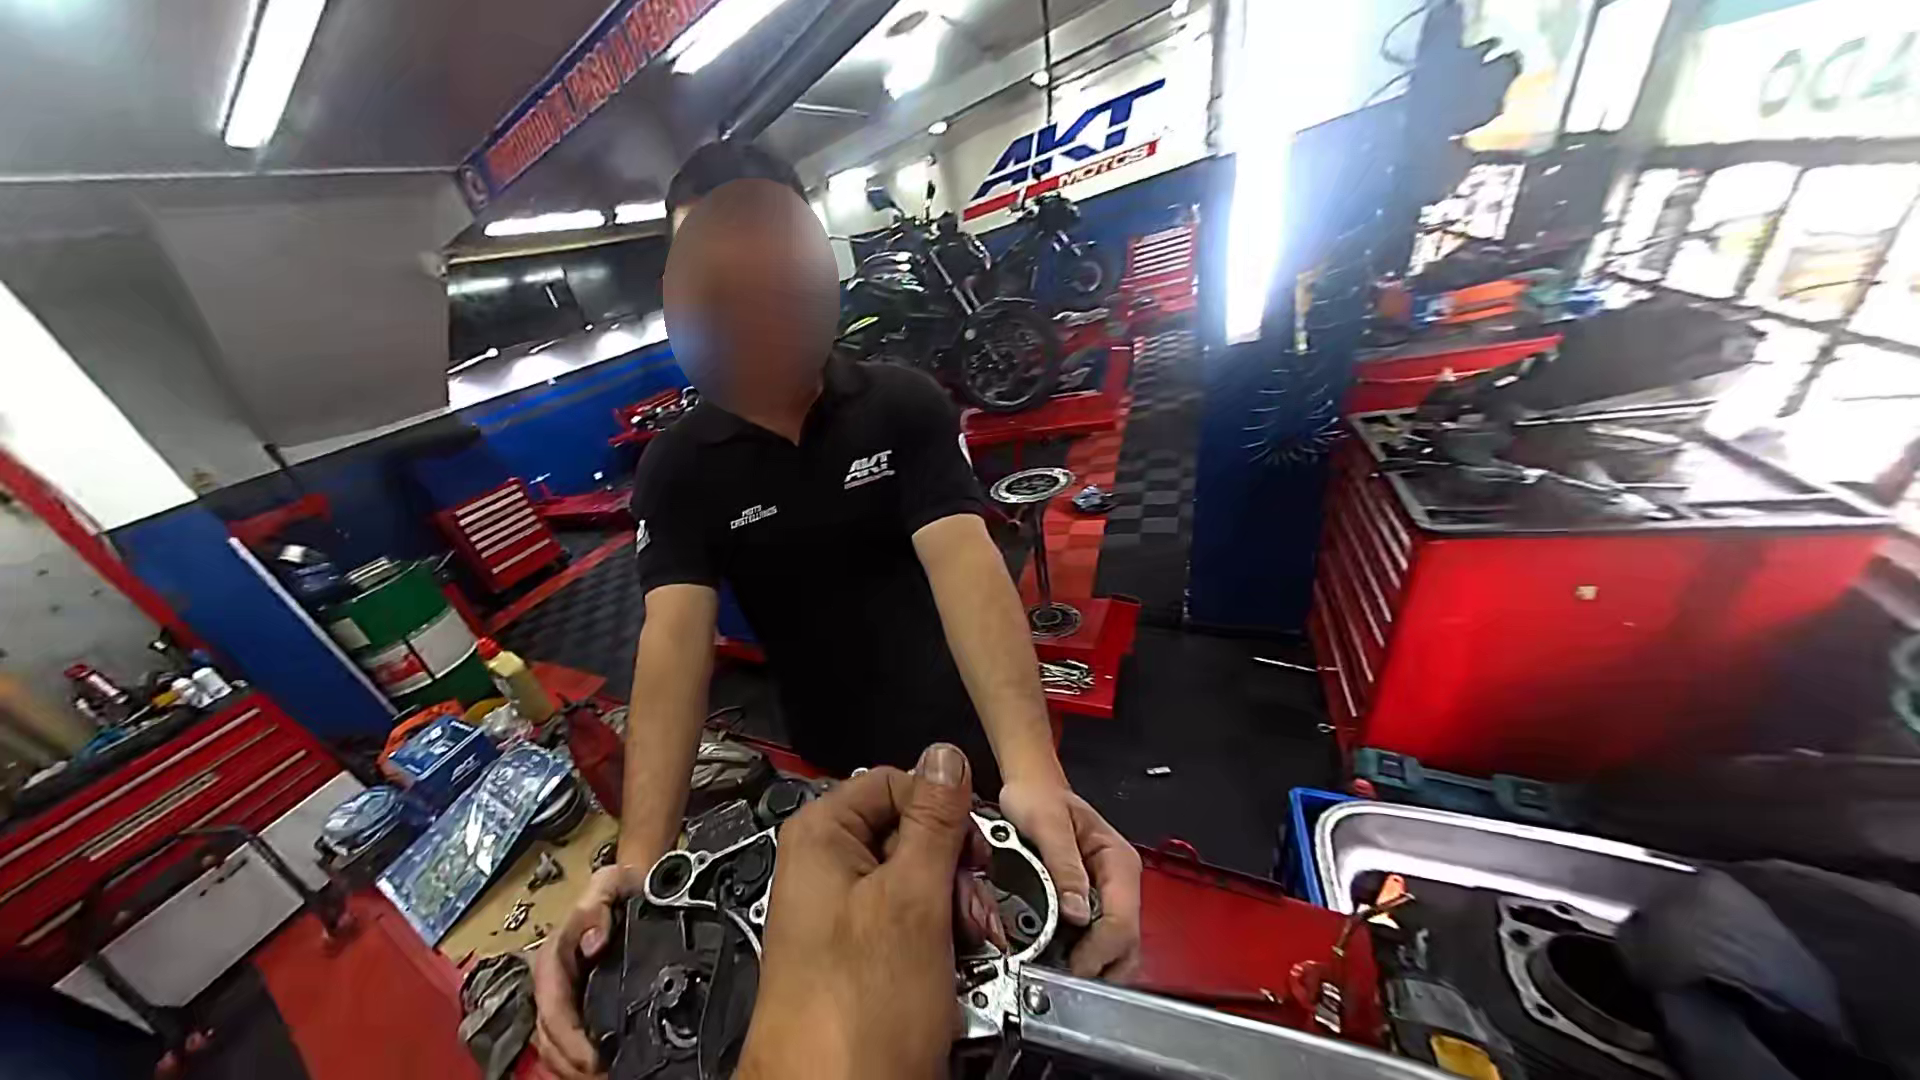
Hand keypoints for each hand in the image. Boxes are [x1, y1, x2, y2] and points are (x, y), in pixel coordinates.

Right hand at [531, 862, 645, 1079]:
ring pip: (555, 1043)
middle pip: (550, 1035)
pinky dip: (580, 1057)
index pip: (552, 1008)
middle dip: (571, 1063)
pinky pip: (569, 1036)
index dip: (569, 1038)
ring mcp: (564, 992)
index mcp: (555, 957)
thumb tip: (593, 944)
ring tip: (606, 1075)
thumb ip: (598, 906)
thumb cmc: (620, 884)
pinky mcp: (578, 998)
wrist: (633, 883)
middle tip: (604, 1076)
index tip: (593, 1060)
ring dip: (573, 1066)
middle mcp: (553, 980)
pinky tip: (603, 1066)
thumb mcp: (610, 882)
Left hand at [737, 744, 976, 1079]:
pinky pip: (913, 916)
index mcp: (824, 834)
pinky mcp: (864, 947)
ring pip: (919, 874)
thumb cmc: (855, 1013)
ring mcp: (847, 908)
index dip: (942, 809)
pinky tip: (959, 961)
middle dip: (954, 867)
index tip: (971, 844)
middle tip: (973, 905)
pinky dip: (944, 934)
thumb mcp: (911, 899)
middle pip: (912, 829)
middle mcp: (829, 863)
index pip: (898, 781)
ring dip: (957, 904)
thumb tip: (946, 756)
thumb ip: (933, 820)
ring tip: (971, 943)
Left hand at [998, 779, 1142, 979]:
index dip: (1099, 950)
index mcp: (1118, 861)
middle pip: (1126, 943)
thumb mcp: (1046, 823)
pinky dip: (1082, 954)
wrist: (1030, 786)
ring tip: (1056, 968)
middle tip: (1062, 976)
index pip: (1123, 922)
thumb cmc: (1039, 796)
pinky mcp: (1092, 902)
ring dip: (1092, 965)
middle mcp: (1120, 882)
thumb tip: (1076, 913)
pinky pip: (1096, 939)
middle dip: (1099, 966)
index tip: (1071, 966)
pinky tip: (1057, 956)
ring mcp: (1108, 894)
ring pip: (1115, 948)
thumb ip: (1063, 864)